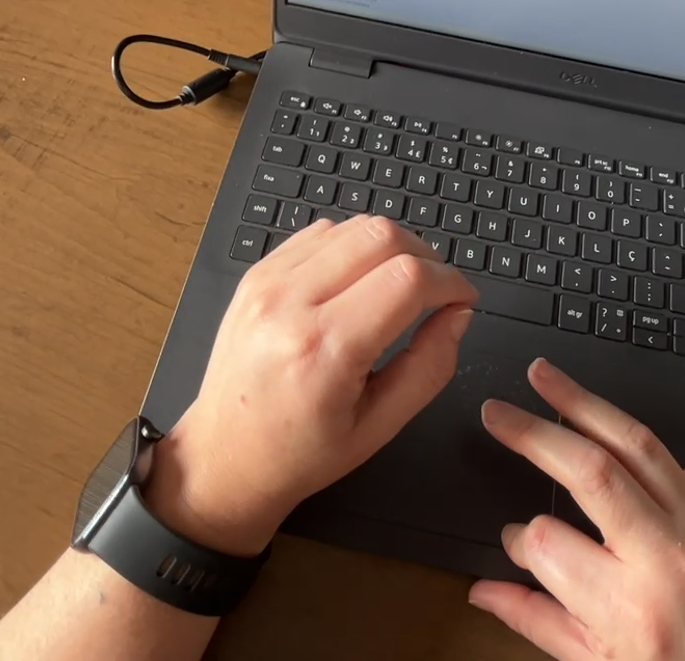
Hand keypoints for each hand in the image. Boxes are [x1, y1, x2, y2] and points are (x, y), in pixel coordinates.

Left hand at [143, 215, 476, 555]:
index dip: (450, 281)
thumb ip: (430, 367)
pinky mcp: (257, 272)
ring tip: (400, 285)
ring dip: (392, 247)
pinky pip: (321, 233)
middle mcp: (291, 302)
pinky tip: (360, 279)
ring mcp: (268, 280)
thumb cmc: (302, 453)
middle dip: (426, 257)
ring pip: (353, 226)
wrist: (222, 457)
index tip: (462, 299)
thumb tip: (459, 313)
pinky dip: (354, 246)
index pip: (407, 279)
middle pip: (382, 236)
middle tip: (436, 291)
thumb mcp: (379, 427)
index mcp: (323, 350)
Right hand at [469, 357, 684, 660]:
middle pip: (590, 473)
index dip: (519, 539)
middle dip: (533, 435)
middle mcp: (667, 556)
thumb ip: (538, 623)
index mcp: (632, 611)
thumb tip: (482, 590)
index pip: (550, 546)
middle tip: (496, 411)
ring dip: (583, 401)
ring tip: (543, 375)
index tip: (514, 540)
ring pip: (636, 443)